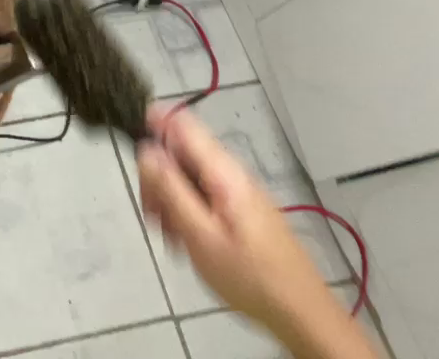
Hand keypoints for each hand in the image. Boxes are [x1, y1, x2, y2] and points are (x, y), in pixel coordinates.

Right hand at [135, 108, 363, 356]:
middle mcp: (232, 172)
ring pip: (191, 178)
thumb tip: (146, 150)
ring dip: (172, 200)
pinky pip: (206, 197)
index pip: (182, 123)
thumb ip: (171, 189)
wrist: (302, 314)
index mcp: (223, 171)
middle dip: (159, 178)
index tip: (135, 154)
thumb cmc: (249, 276)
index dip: (153, 126)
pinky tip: (189, 241)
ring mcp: (240, 191)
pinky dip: (190, 212)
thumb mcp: (200, 235)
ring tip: (172, 238)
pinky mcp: (243, 210)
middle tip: (153, 216)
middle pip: (182, 153)